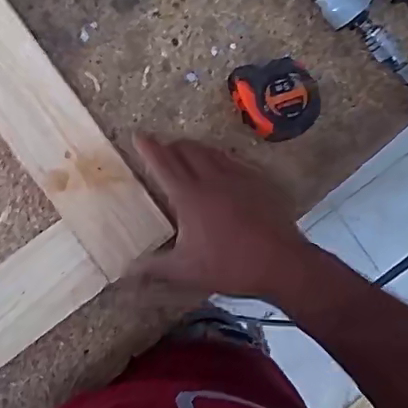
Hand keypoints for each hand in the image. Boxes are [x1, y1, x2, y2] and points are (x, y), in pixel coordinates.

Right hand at [129, 134, 331, 305]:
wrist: (281, 261)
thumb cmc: (229, 265)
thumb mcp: (186, 271)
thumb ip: (154, 268)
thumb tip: (126, 272)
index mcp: (189, 196)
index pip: (163, 164)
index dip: (148, 149)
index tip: (138, 136)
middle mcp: (211, 178)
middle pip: (186, 150)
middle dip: (170, 146)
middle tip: (161, 149)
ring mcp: (237, 176)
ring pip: (210, 152)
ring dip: (194, 148)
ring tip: (186, 152)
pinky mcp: (257, 181)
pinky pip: (232, 160)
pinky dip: (218, 157)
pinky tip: (220, 165)